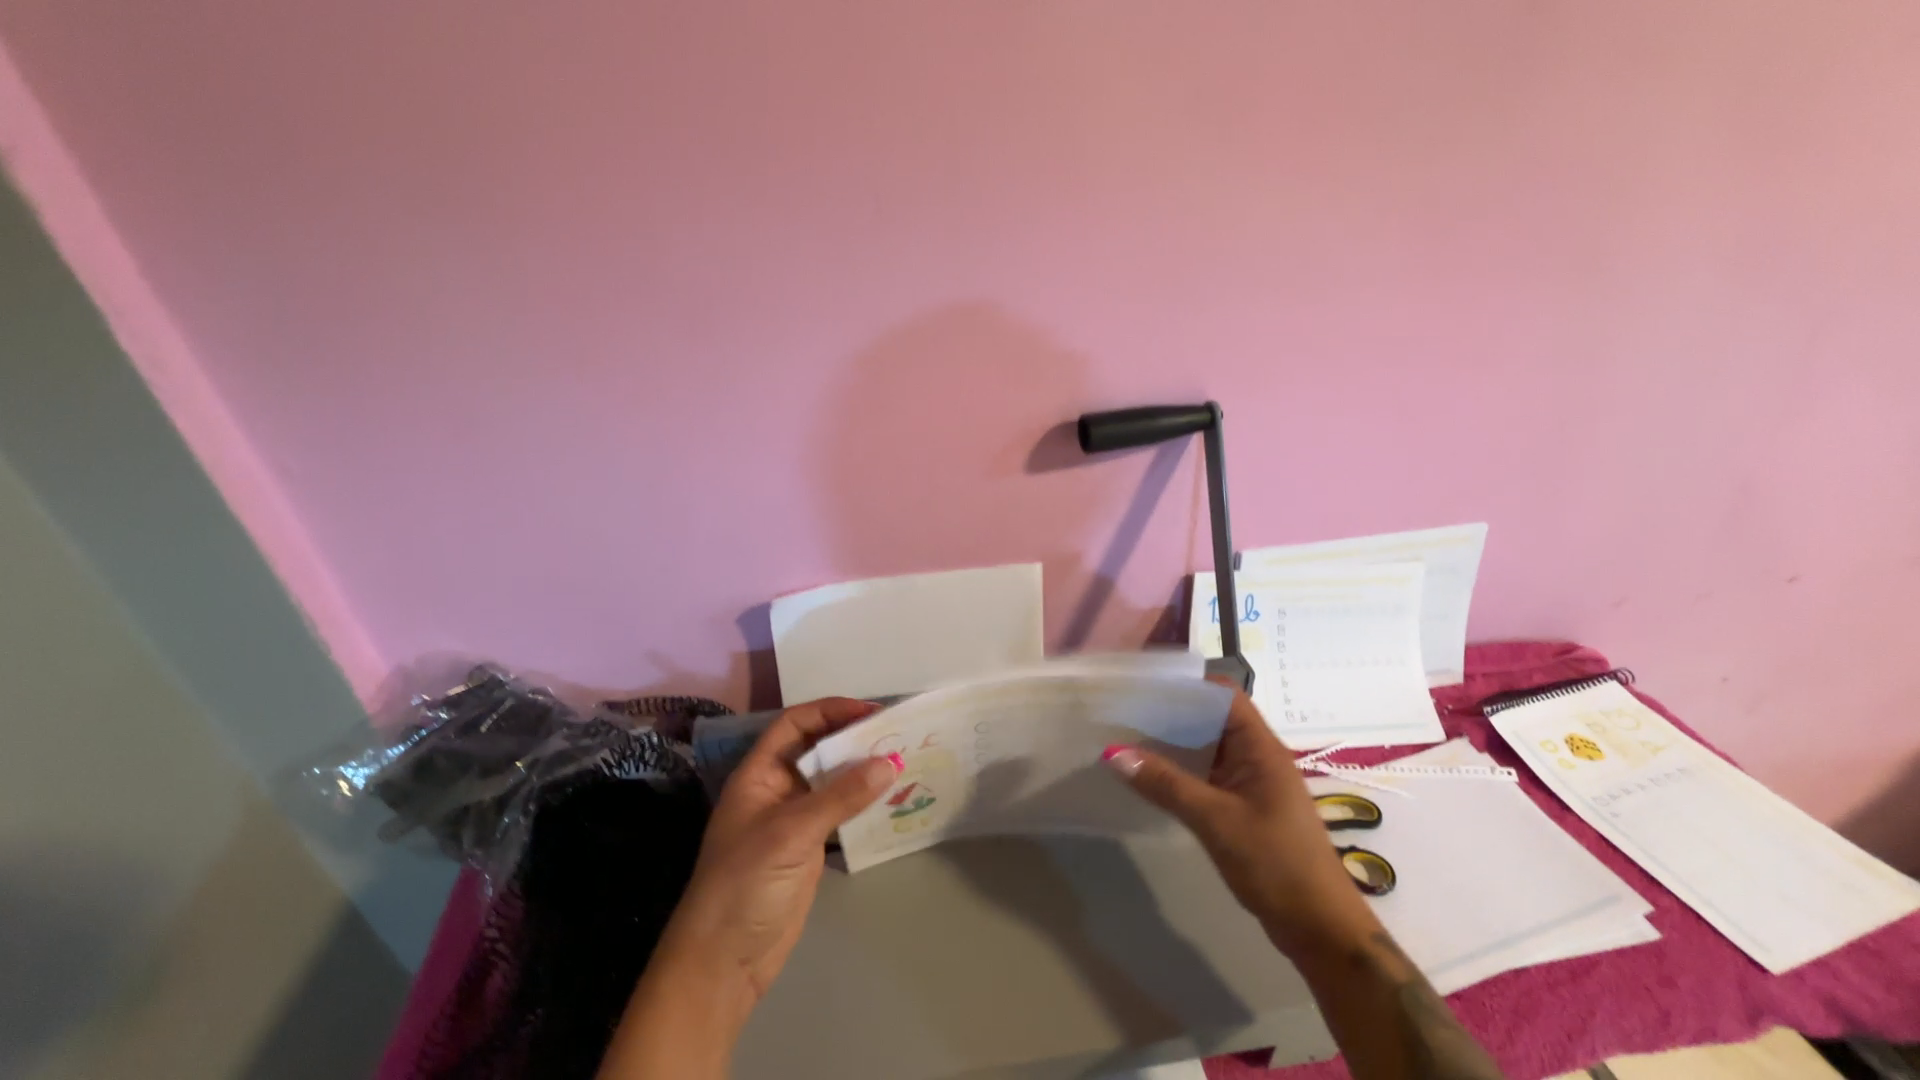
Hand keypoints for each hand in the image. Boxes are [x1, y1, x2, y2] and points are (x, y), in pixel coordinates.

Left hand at [600, 698, 898, 1078]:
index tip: (872, 711)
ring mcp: (793, 821)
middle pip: (817, 750)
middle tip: (899, 734)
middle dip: (853, 739)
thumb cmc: (744, 884)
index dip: (830, 711)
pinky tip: (892, 800)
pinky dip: (864, 804)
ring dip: (863, 771)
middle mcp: (776, 791)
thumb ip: (839, 797)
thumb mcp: (790, 833)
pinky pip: (840, 815)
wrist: (724, 960)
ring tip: (905, 761)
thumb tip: (888, 763)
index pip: (794, 726)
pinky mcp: (809, 850)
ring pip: (832, 783)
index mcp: (758, 775)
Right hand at [1104, 685, 1379, 959]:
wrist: (1318, 926)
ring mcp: (1252, 786)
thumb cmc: (1275, 863)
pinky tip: (1149, 781)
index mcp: (1261, 749)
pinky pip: (1207, 779)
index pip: (1224, 696)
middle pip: (1212, 720)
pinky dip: (1180, 775)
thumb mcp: (1215, 821)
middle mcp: (1257, 758)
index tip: (1143, 687)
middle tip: (1122, 713)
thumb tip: (1114, 752)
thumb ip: (1166, 785)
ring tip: (1126, 741)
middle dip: (1171, 715)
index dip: (1188, 686)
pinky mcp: (1244, 810)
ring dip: (1172, 746)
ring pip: (1207, 751)